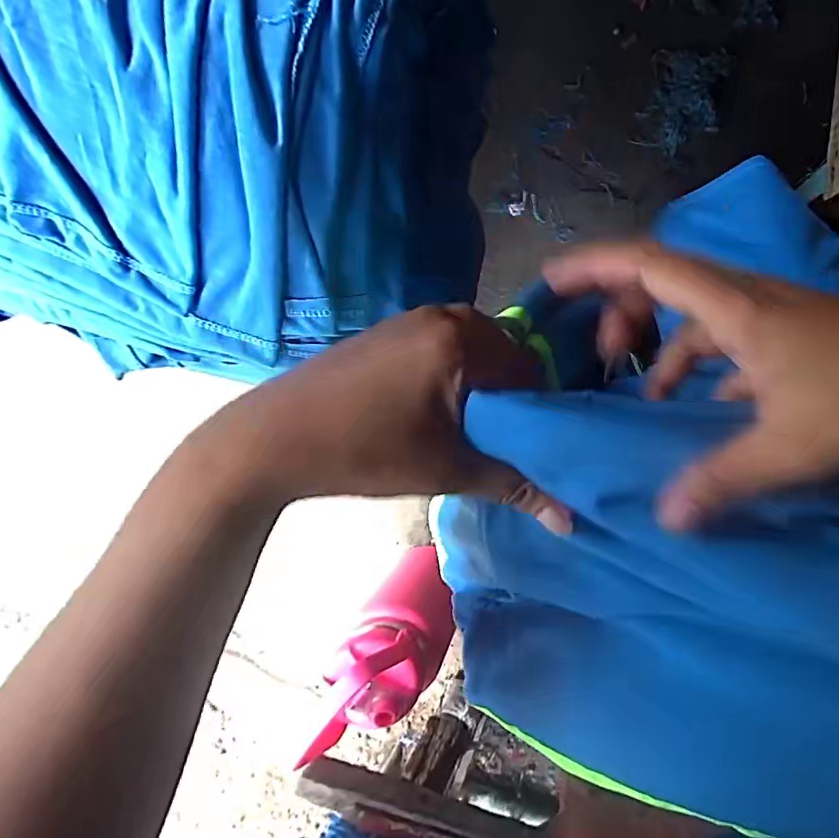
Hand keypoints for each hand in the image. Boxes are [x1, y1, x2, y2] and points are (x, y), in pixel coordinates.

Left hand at [186, 305, 571, 532]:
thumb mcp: (446, 469)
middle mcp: (443, 314)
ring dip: (482, 385)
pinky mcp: (389, 329)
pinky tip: (439, 410)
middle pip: (504, 355)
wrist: (269, 437)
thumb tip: (569, 523)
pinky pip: (443, 346)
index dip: (541, 409)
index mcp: (463, 337)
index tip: (539, 443)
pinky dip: (454, 374)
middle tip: (508, 440)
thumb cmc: (365, 449)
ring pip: (474, 350)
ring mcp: (411, 317)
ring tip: (475, 429)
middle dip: (511, 396)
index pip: (530, 369)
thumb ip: (513, 487)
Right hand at [544, 242, 838, 529]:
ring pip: (700, 316)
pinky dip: (706, 365)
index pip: (648, 266)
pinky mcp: (797, 335)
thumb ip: (720, 480)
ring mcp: (776, 314)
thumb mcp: (788, 448)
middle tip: (605, 357)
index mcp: (736, 309)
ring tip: (650, 398)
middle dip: (624, 312)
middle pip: (666, 283)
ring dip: (667, 348)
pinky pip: (732, 339)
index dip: (594, 266)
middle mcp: (749, 299)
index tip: (552, 281)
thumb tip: (665, 518)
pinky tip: (711, 407)